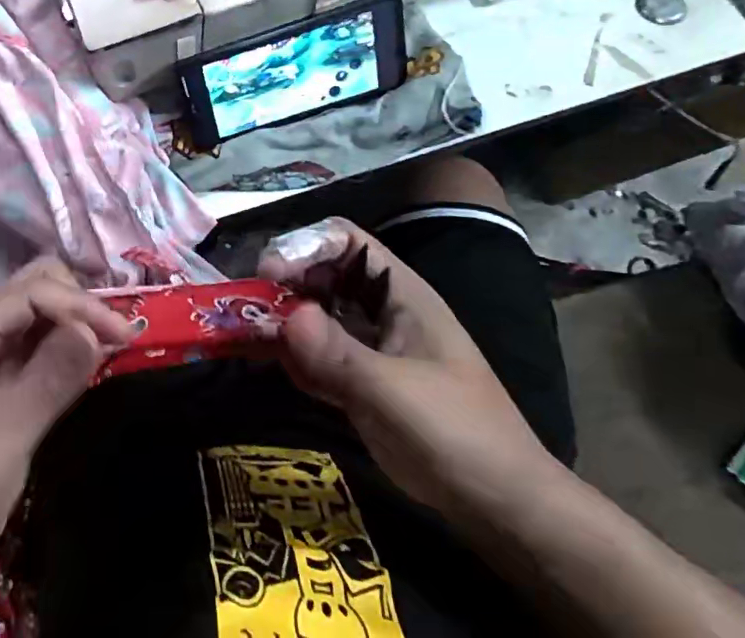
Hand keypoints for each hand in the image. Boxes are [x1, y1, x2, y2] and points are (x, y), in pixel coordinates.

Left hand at [0, 257, 134, 565]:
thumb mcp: (2, 438)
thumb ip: (48, 379)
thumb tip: (95, 330)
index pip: (32, 293)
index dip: (79, 305)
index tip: (123, 335)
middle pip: (38, 288)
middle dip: (80, 303)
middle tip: (119, 337)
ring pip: (44, 313)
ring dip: (80, 321)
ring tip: (117, 344)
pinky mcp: (5, 380)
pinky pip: (45, 344)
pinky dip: (73, 344)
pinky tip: (96, 359)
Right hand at [258, 218, 565, 519]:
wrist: (498, 503)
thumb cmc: (457, 433)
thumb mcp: (395, 391)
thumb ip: (337, 353)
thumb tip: (286, 316)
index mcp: (399, 292)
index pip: (344, 240)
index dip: (304, 246)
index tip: (270, 274)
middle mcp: (379, 309)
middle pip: (322, 273)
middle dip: (284, 283)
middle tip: (247, 308)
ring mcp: (368, 345)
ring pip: (314, 315)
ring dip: (281, 320)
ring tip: (247, 335)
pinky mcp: (358, 380)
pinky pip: (315, 355)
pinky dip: (291, 355)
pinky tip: (268, 363)